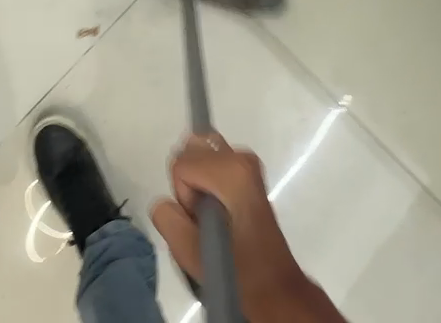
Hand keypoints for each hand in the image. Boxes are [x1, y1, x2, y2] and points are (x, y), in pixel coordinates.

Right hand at [149, 134, 342, 322]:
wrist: (274, 286)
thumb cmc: (236, 272)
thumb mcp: (191, 254)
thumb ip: (168, 219)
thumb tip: (167, 201)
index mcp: (233, 173)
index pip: (181, 165)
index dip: (184, 197)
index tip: (200, 221)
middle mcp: (242, 158)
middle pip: (190, 154)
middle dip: (189, 185)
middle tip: (205, 219)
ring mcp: (247, 162)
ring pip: (199, 156)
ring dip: (197, 185)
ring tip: (213, 218)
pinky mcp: (247, 170)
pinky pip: (210, 162)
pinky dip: (207, 182)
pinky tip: (219, 211)